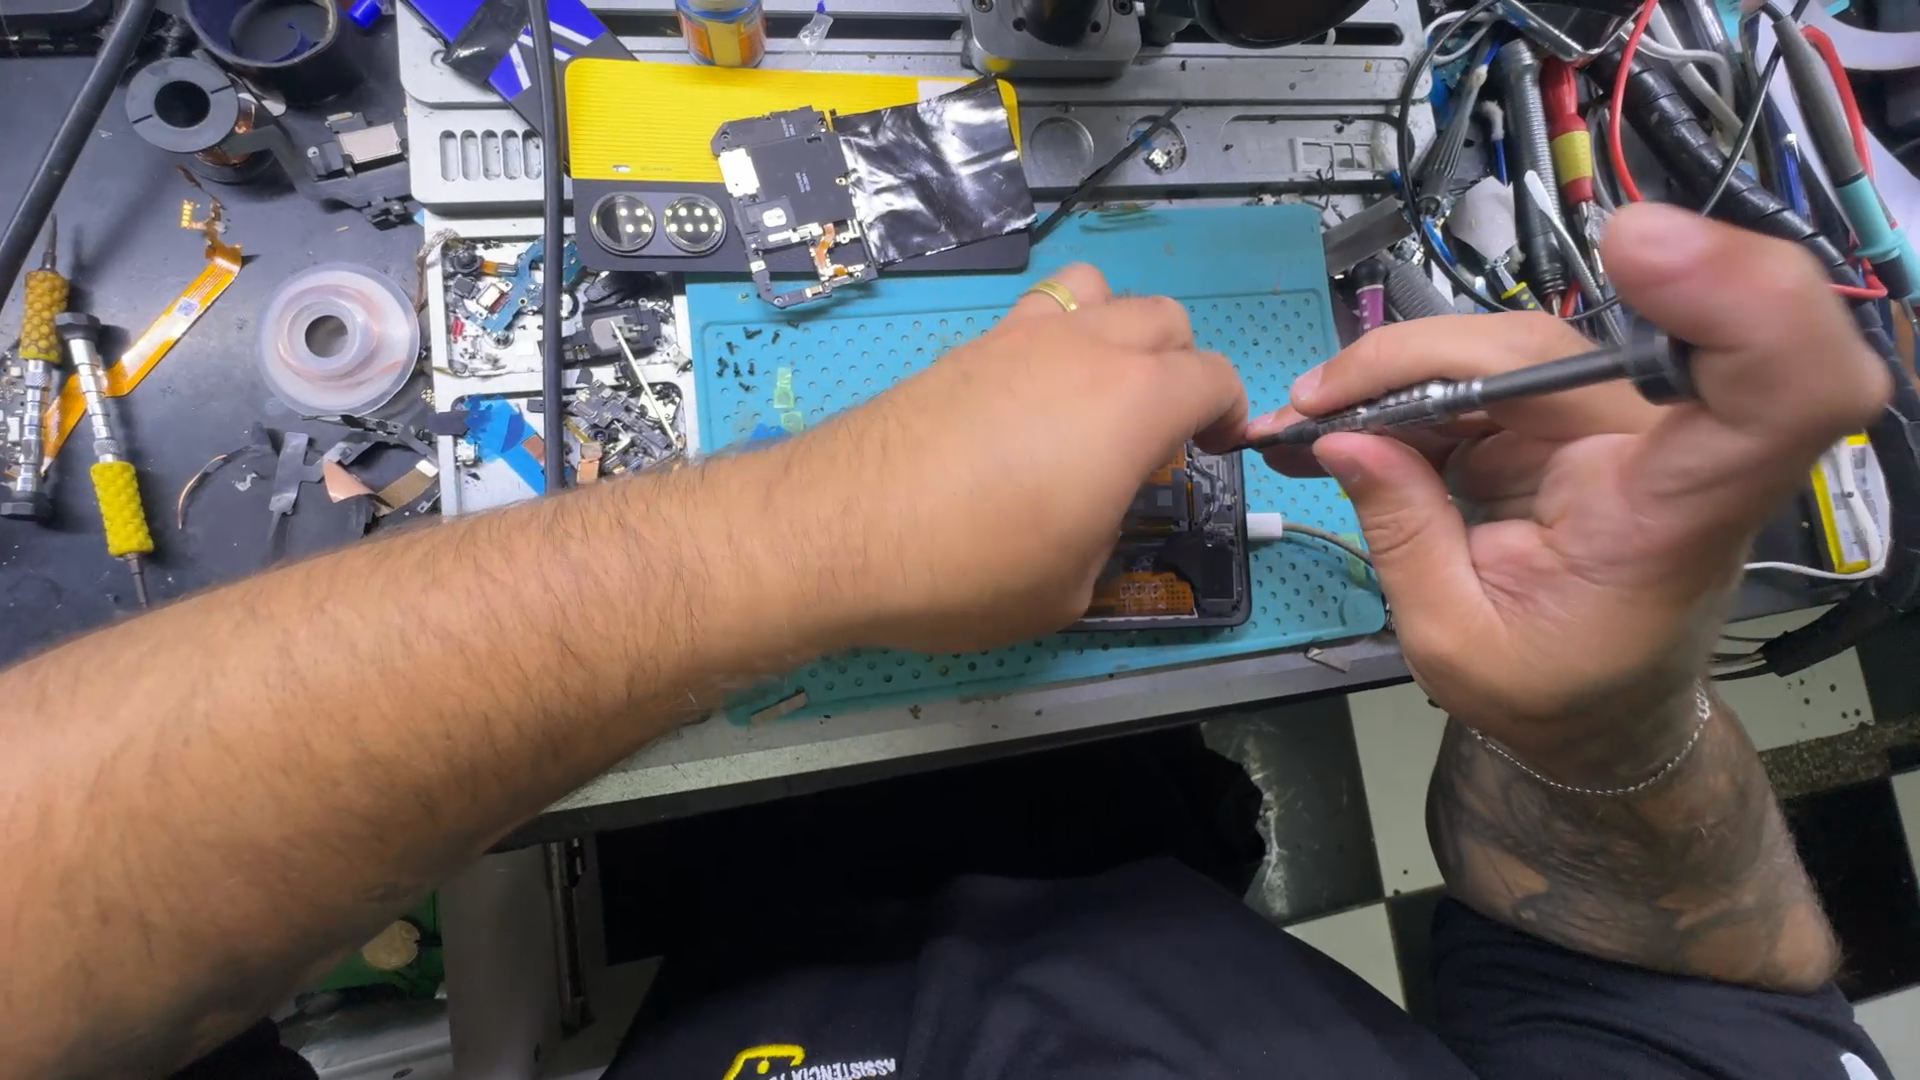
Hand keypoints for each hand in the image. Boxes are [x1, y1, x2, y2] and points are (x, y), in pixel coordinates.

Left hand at [780, 263, 1247, 653]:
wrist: (841, 533)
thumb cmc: (969, 571)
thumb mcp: (1069, 586)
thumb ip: (1105, 530)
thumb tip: (1095, 503)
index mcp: (1132, 404)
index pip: (1214, 377)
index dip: (1228, 412)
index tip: (1213, 447)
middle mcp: (1082, 348)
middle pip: (1162, 319)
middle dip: (1178, 367)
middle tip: (1151, 432)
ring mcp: (1016, 337)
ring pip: (1094, 292)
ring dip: (1115, 331)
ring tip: (1091, 392)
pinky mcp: (963, 347)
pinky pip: (1031, 316)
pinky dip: (1052, 341)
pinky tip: (1021, 401)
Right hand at [1249, 203, 1889, 782]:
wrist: (1584, 707)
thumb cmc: (1545, 690)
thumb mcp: (1450, 636)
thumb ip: (1402, 534)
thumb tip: (1338, 440)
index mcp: (1665, 514)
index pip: (1770, 391)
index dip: (1736, 301)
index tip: (1636, 246)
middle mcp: (1640, 449)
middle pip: (1542, 350)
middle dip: (1408, 360)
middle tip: (1306, 407)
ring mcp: (1587, 430)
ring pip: (1488, 352)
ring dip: (1379, 379)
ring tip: (1297, 423)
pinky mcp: (1539, 428)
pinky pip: (1457, 383)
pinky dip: (1383, 401)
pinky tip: (1323, 427)